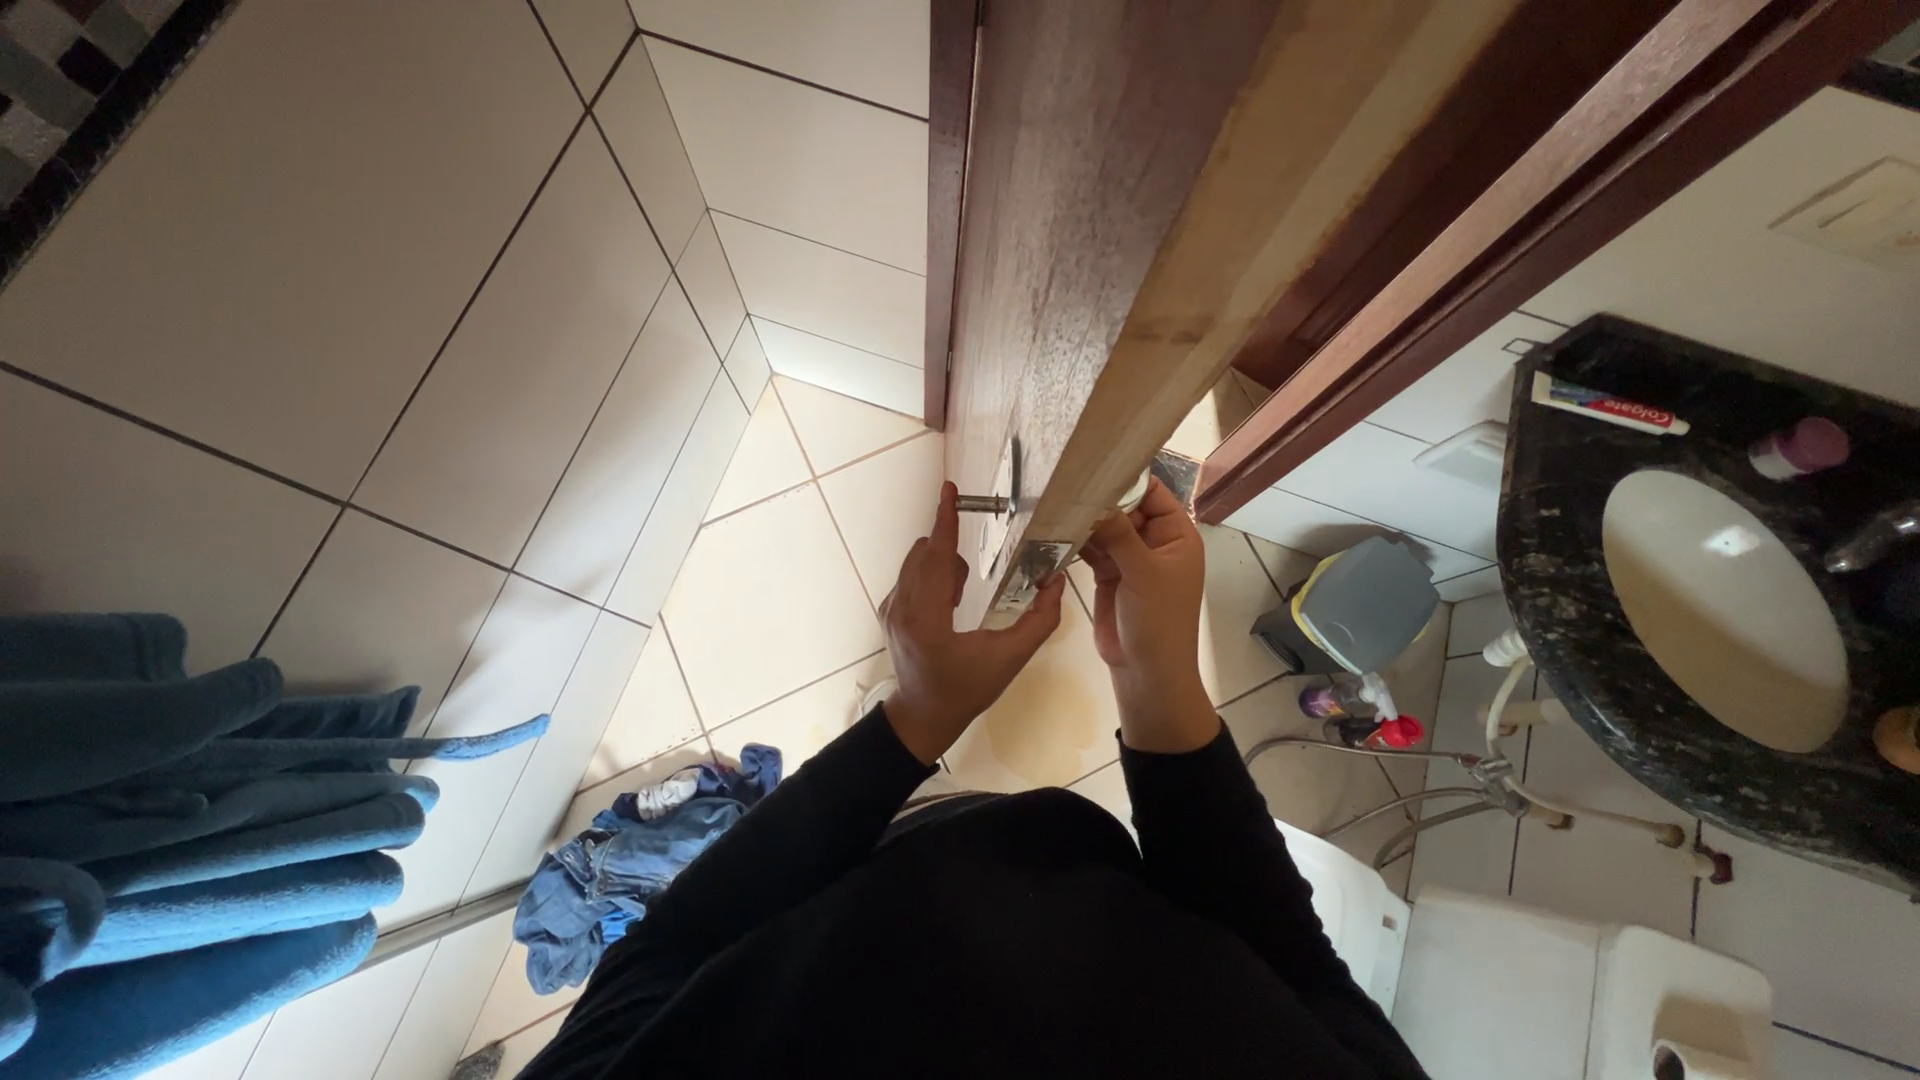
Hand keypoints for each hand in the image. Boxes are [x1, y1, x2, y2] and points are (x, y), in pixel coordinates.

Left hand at [880, 482, 1065, 764]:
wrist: (924, 715)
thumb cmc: (968, 689)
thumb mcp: (1010, 658)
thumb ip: (1039, 620)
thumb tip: (1055, 581)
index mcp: (927, 618)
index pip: (937, 557)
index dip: (946, 521)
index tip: (949, 491)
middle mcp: (901, 606)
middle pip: (926, 552)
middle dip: (953, 553)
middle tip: (974, 584)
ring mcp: (891, 608)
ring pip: (917, 561)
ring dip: (944, 565)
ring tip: (963, 598)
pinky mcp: (888, 610)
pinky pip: (910, 575)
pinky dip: (932, 576)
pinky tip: (949, 605)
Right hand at [1080, 477, 1218, 752]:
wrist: (1146, 671)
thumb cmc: (1158, 620)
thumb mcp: (1143, 573)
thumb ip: (1119, 533)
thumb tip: (1096, 499)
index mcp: (1176, 536)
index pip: (1153, 494)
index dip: (1127, 480)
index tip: (1094, 464)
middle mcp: (1155, 542)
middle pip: (1125, 508)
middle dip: (1099, 499)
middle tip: (1065, 482)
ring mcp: (1130, 558)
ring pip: (1106, 528)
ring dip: (1085, 520)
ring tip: (1054, 502)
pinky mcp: (1109, 574)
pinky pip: (1092, 548)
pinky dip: (1077, 541)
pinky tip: (1055, 528)